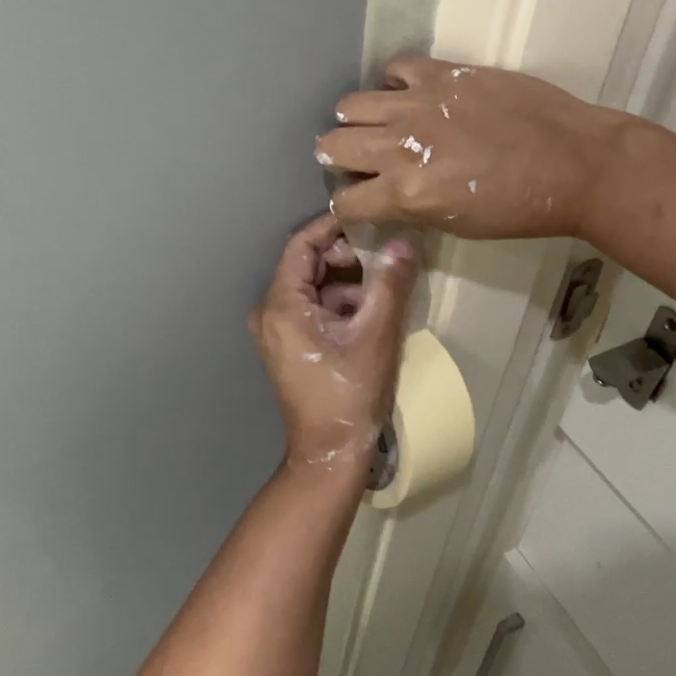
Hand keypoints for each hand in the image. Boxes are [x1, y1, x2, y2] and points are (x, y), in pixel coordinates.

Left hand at [248, 214, 420, 471]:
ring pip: (314, 288)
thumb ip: (390, 283)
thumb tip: (405, 239)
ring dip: (349, 284)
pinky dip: (341, 306)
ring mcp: (277, 331)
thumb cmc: (348, 393)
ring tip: (385, 288)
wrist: (329, 454)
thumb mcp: (376, 334)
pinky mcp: (289, 346)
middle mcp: (270, 312)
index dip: (333, 228)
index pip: (301, 245)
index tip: (369, 221)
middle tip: (384, 260)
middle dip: (346, 259)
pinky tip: (372, 315)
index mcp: (281, 304)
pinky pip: (313, 310)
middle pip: (307, 265)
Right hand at [315, 56, 632, 238]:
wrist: (575, 163)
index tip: (359, 199)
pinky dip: (395, 82)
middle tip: (359, 159)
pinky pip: (395, 67)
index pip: (343, 201)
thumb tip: (385, 195)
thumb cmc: (519, 208)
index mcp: (405, 193)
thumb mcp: (455, 224)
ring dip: (358, 120)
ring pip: (350, 104)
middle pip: (331, 146)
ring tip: (381, 124)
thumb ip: (409, 206)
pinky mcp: (442, 73)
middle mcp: (399, 146)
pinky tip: (413, 94)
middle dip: (337, 158)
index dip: (348, 204)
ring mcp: (418, 103)